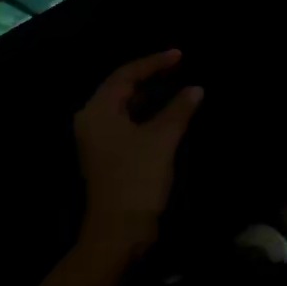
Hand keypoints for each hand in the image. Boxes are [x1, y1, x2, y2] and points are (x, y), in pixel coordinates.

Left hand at [73, 50, 203, 252]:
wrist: (119, 230)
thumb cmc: (137, 179)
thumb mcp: (161, 140)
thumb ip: (178, 110)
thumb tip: (195, 89)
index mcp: (97, 109)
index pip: (125, 74)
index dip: (153, 62)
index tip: (180, 55)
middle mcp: (91, 119)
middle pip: (121, 88)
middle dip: (150, 77)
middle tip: (179, 67)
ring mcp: (97, 138)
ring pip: (124, 107)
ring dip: (149, 96)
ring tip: (177, 84)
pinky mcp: (107, 154)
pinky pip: (126, 123)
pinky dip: (146, 115)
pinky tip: (167, 113)